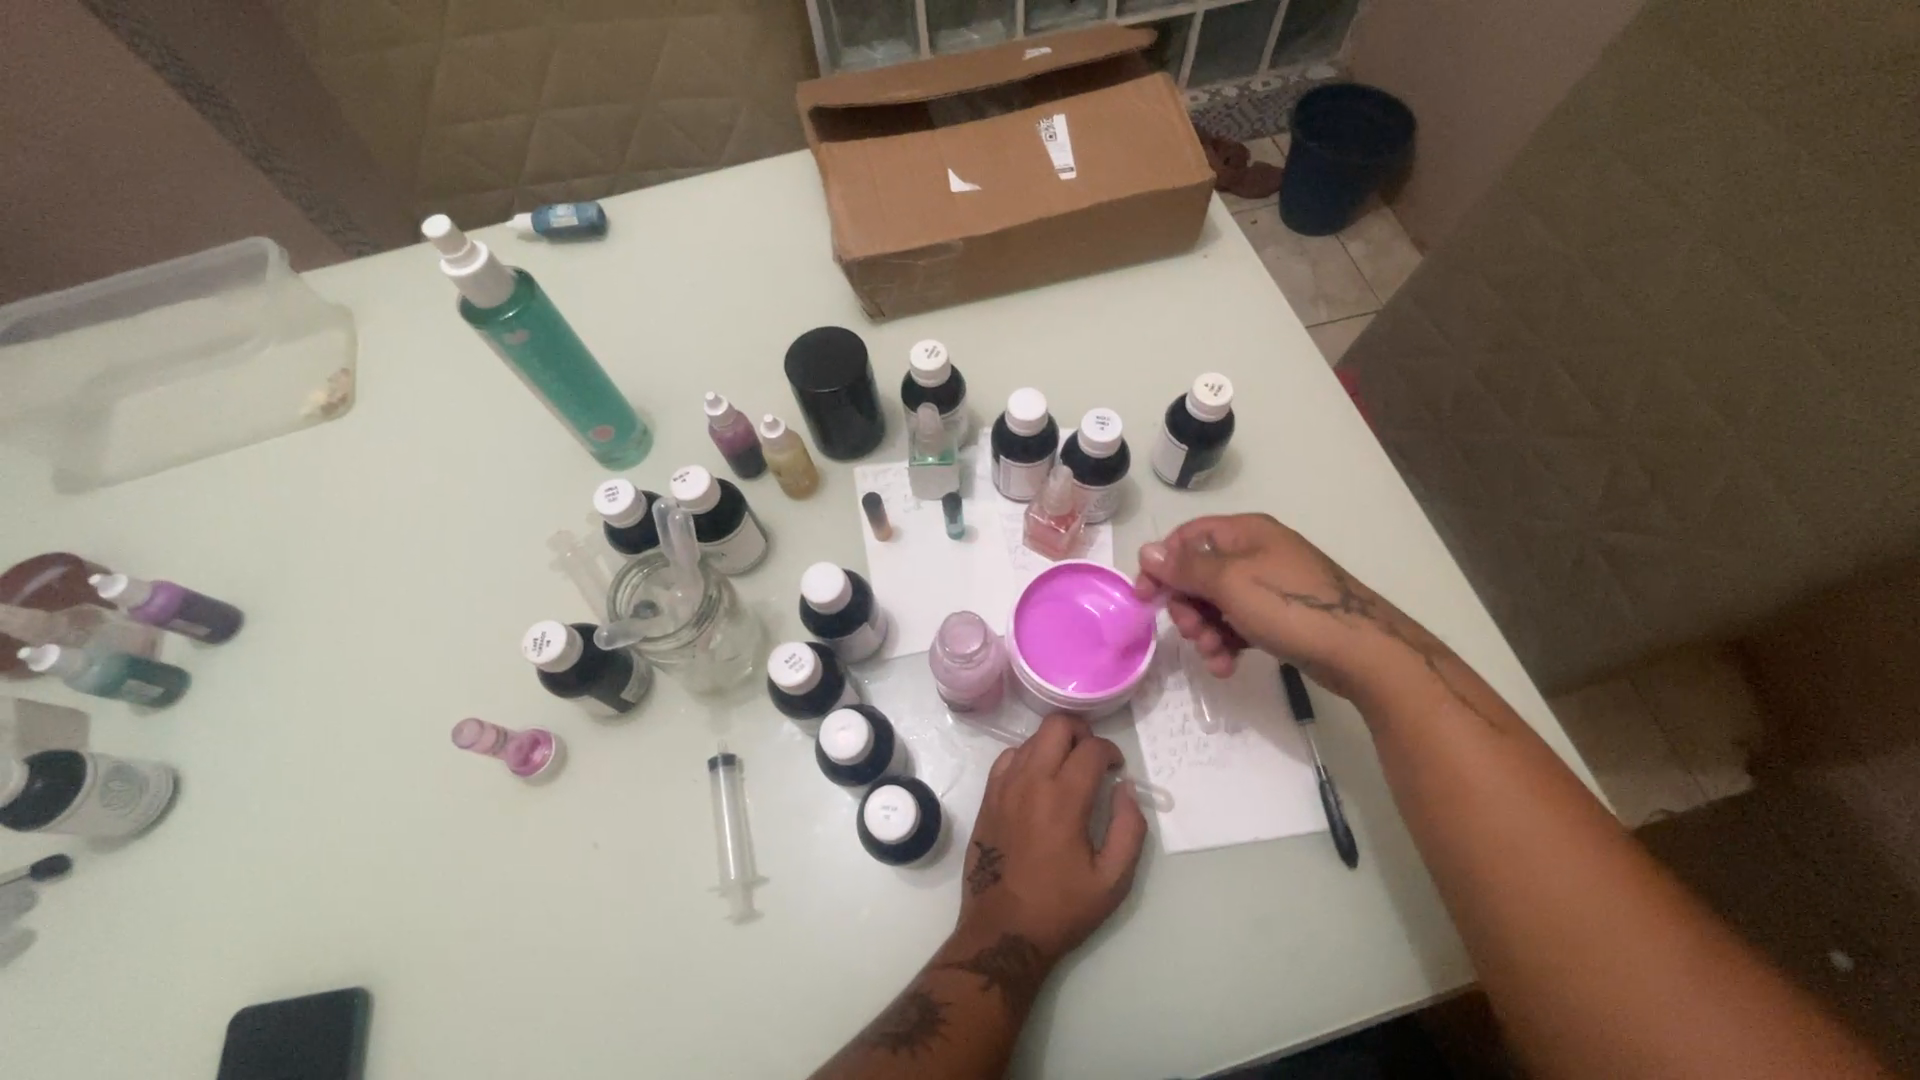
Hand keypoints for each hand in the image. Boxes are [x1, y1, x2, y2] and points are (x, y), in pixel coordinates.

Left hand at [958, 714, 1146, 964]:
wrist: (1003, 931)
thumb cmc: (1061, 908)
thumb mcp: (1113, 880)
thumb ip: (1130, 828)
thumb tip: (1126, 790)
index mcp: (1064, 800)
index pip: (1091, 749)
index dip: (1111, 752)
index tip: (1118, 770)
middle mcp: (1030, 782)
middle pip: (1056, 726)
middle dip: (1082, 732)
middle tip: (1094, 758)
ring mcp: (1003, 787)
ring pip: (1031, 738)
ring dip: (1055, 744)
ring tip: (1068, 769)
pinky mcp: (987, 798)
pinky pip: (1007, 757)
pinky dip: (1028, 757)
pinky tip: (1038, 780)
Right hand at [1134, 513, 1408, 690]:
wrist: (1362, 650)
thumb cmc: (1291, 607)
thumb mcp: (1230, 583)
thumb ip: (1185, 567)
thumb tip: (1147, 550)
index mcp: (1244, 533)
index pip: (1186, 538)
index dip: (1161, 565)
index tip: (1145, 598)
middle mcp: (1255, 553)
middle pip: (1198, 575)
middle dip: (1186, 607)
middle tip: (1191, 633)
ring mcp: (1268, 586)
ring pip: (1215, 604)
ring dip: (1204, 631)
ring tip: (1213, 655)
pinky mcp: (1279, 617)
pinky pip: (1237, 625)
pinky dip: (1226, 643)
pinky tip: (1227, 666)